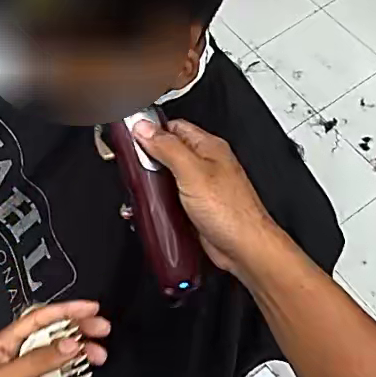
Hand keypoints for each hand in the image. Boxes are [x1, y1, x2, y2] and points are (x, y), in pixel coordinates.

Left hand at [0, 301, 110, 376]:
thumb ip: (39, 360)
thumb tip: (71, 343)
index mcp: (2, 348)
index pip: (38, 320)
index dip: (66, 311)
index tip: (91, 309)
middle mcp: (17, 361)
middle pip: (55, 337)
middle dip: (80, 332)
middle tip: (103, 331)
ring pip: (64, 361)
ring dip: (82, 359)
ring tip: (99, 359)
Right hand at [131, 118, 283, 274]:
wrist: (244, 249)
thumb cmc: (231, 212)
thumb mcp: (192, 172)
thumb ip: (168, 148)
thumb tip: (144, 128)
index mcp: (209, 148)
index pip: (174, 127)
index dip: (151, 130)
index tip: (130, 138)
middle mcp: (206, 166)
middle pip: (167, 153)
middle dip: (147, 161)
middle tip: (134, 170)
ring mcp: (200, 189)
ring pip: (166, 179)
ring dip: (151, 187)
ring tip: (140, 193)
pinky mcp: (195, 210)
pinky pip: (171, 202)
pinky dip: (158, 205)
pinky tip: (151, 212)